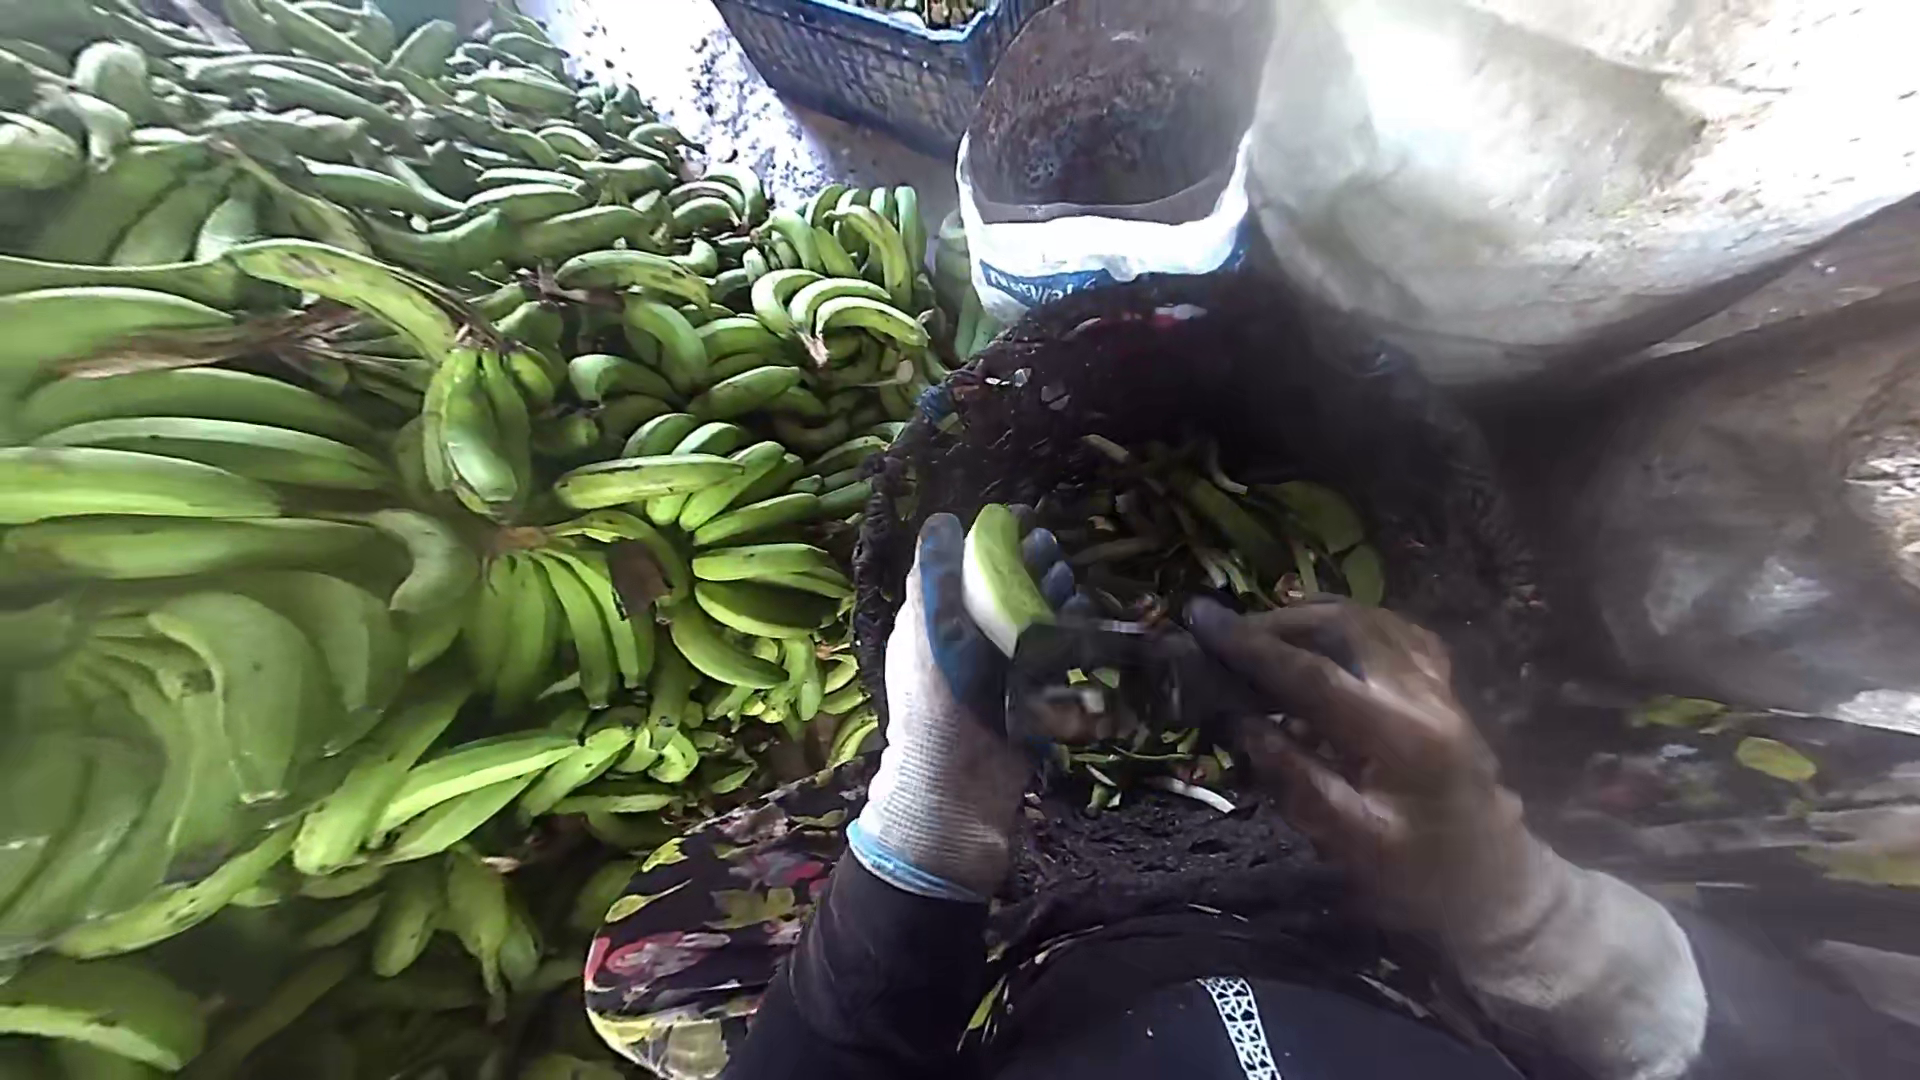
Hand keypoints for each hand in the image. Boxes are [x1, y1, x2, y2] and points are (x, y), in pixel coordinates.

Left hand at [850, 512, 1072, 901]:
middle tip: (1048, 545)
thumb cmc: (935, 696)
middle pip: (1004, 588)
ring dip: (1050, 589)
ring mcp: (1001, 663)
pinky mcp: (1031, 687)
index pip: (965, 568)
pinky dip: (1067, 626)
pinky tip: (1079, 608)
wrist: (958, 781)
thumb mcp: (925, 627)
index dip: (990, 542)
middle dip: (1027, 563)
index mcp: (938, 620)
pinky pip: (1052, 648)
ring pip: (1032, 613)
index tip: (1015, 521)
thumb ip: (931, 575)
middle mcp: (970, 636)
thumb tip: (942, 521)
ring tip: (1064, 572)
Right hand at [1184, 597, 1541, 949]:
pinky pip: (1395, 630)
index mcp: (1401, 738)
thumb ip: (1292, 774)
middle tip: (1230, 632)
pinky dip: (1349, 619)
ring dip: (1308, 614)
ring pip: (1370, 618)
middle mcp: (1424, 696)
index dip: (1249, 645)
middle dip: (1276, 621)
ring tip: (1263, 628)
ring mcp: (1440, 686)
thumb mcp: (1347, 839)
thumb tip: (1239, 720)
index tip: (1200, 618)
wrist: (1498, 887)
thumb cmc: (1419, 874)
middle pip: (1344, 627)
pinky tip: (1321, 629)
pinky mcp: (1442, 687)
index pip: (1311, 674)